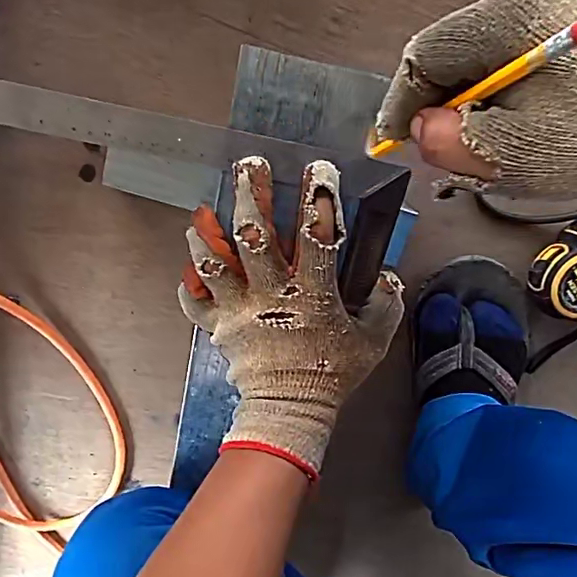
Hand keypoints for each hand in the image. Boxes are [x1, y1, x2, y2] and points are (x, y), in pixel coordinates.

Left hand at [178, 157, 403, 477]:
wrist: (291, 410)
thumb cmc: (331, 374)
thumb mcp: (373, 339)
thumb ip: (384, 304)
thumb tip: (386, 277)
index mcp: (312, 295)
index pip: (317, 238)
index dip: (319, 200)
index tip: (319, 171)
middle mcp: (271, 295)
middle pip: (255, 237)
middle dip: (252, 196)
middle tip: (250, 166)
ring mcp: (239, 310)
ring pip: (215, 263)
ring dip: (207, 235)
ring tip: (205, 212)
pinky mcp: (219, 327)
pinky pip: (195, 302)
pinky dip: (190, 283)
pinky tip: (191, 265)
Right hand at [375, 0, 576, 243]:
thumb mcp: (511, 149)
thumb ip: (446, 140)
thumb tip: (419, 130)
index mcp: (513, 11)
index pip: (424, 53)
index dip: (400, 103)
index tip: (392, 141)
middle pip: (454, 52)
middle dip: (438, 105)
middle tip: (438, 149)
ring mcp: (563, 4)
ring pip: (484, 57)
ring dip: (470, 102)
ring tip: (481, 144)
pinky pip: (518, 58)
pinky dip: (502, 93)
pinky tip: (515, 125)